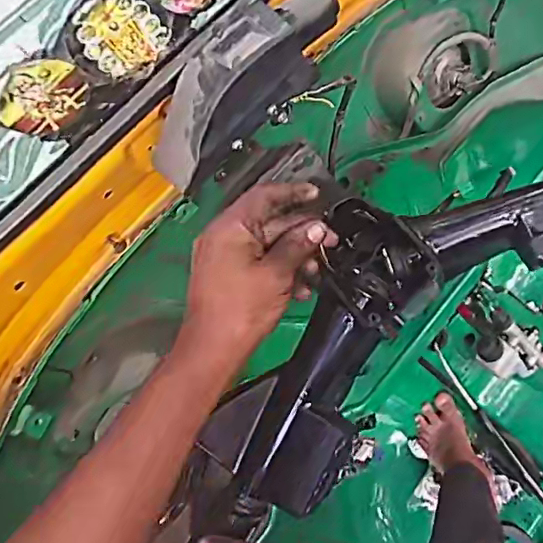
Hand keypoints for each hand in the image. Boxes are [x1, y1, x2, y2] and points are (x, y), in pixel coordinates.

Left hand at [177, 182, 335, 370]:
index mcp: (230, 227)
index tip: (316, 194)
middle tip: (328, 241)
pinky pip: (260, 261)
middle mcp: (223, 236)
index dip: (294, 192)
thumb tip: (316, 228)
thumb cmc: (238, 312)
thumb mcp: (277, 273)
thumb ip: (298, 244)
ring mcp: (224, 256)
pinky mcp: (229, 275)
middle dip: (302, 232)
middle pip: (270, 222)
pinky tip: (300, 286)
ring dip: (295, 254)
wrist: (214, 350)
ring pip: (269, 244)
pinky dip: (281, 268)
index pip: (265, 196)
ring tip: (315, 270)